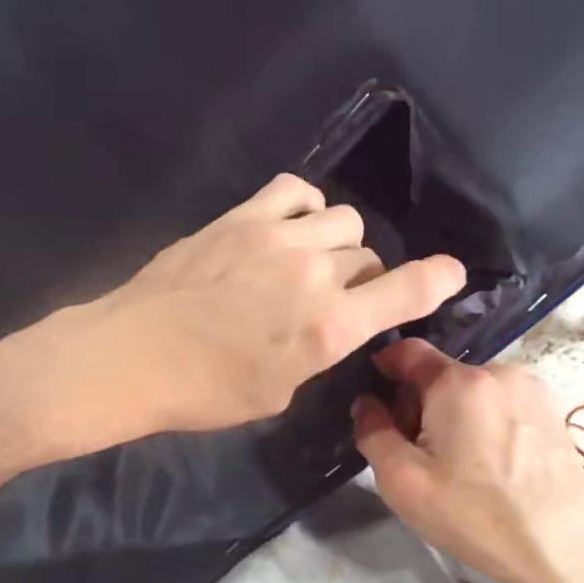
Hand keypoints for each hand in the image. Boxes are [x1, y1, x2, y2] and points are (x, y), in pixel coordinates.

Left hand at [83, 174, 465, 433]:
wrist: (133, 356)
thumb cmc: (205, 391)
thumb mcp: (278, 392)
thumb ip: (317, 353)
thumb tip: (327, 325)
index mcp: (330, 328)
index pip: (407, 290)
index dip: (438, 279)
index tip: (450, 273)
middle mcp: (314, 274)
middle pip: (369, 257)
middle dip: (361, 280)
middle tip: (329, 300)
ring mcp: (278, 237)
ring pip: (342, 219)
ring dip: (337, 243)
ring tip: (308, 261)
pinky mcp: (241, 217)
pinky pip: (296, 190)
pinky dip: (305, 207)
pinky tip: (288, 226)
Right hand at [351, 339, 583, 582]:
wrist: (565, 552)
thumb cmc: (476, 516)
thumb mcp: (403, 482)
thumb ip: (373, 432)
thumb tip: (366, 403)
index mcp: (459, 382)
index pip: (408, 350)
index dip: (382, 368)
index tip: (373, 398)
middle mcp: (499, 371)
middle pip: (439, 374)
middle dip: (417, 402)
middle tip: (414, 450)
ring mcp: (532, 389)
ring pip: (471, 389)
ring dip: (451, 413)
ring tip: (455, 463)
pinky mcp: (552, 411)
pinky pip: (500, 402)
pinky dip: (483, 420)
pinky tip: (488, 463)